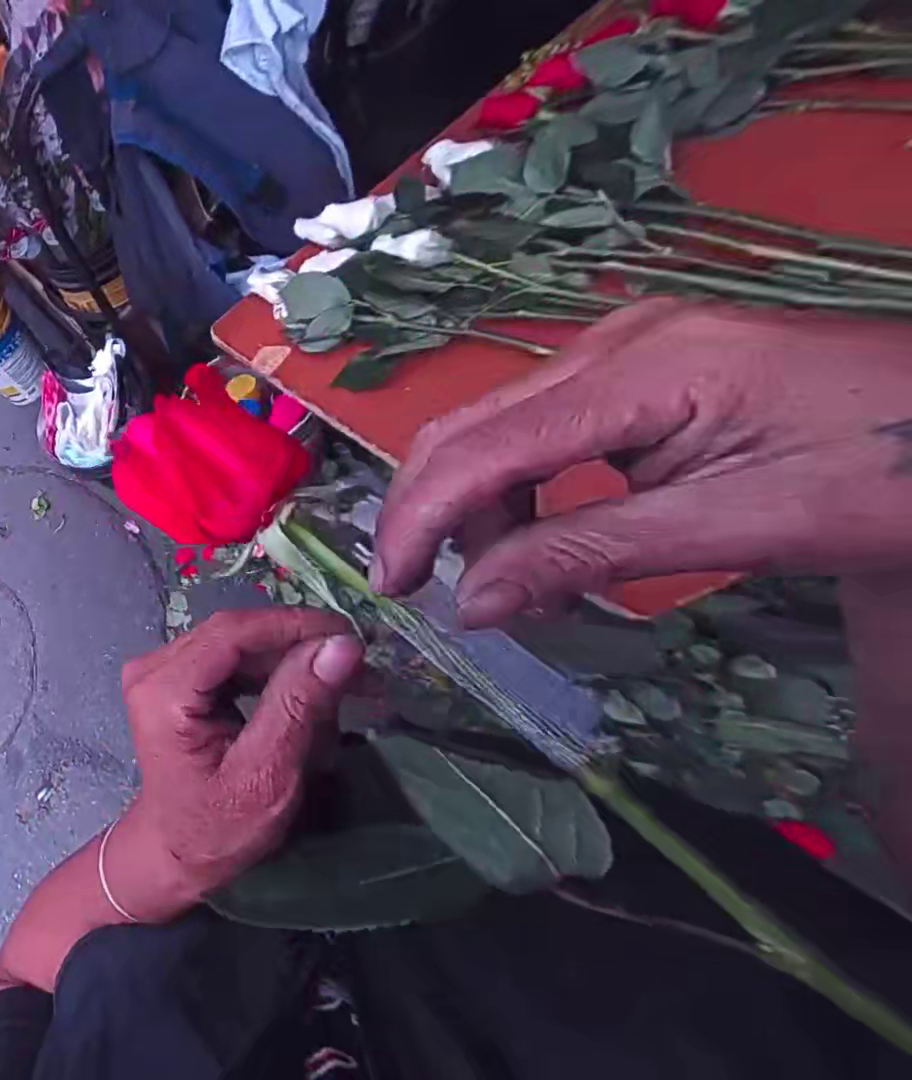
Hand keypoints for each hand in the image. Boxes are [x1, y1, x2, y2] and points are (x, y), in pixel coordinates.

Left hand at [108, 609, 364, 917]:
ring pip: (235, 644)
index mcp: (162, 690)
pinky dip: (269, 673)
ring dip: (289, 660)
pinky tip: (304, 693)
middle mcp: (151, 668)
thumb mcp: (267, 774)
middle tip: (361, 668)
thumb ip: (298, 706)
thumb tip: (340, 647)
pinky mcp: (171, 679)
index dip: (292, 626)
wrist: (174, 847)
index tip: (351, 636)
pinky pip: (227, 660)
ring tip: (342, 685)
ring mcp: (157, 671)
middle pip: (232, 635)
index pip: (230, 633)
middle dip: (298, 646)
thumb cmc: (217, 826)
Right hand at [372, 300, 911, 626]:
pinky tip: (532, 531)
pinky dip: (508, 492)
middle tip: (412, 581)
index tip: (392, 585)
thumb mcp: (748, 525)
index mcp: (643, 368)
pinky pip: (524, 432)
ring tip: (500, 572)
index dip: (419, 520)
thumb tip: (472, 605)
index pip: (481, 449)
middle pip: (461, 431)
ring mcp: (613, 350)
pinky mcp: (622, 370)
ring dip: (468, 508)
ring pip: (483, 433)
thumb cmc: (909, 472)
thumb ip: (587, 556)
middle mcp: (607, 344)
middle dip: (422, 512)